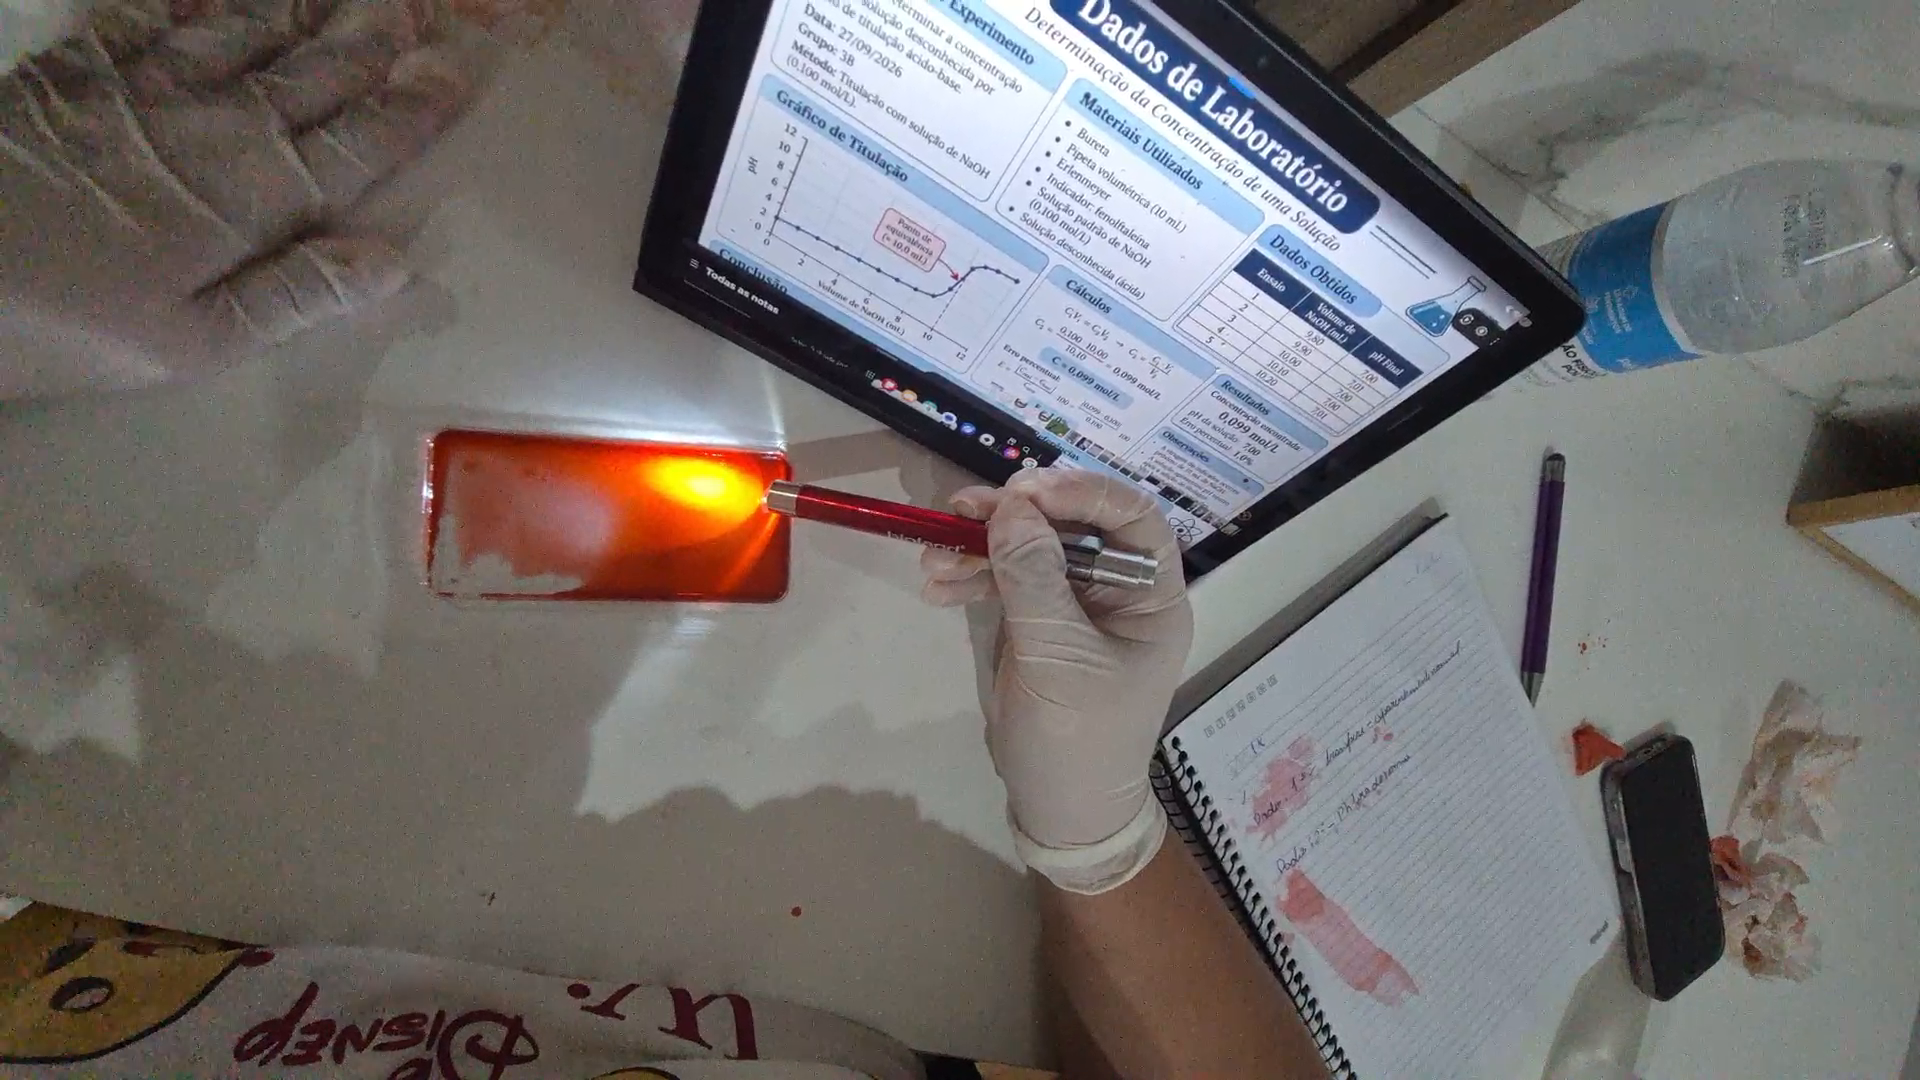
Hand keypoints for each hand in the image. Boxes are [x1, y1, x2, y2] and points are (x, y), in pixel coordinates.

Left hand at [0, 0, 467, 398]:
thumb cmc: (72, 324)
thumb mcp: (205, 339)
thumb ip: (302, 294)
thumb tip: (395, 262)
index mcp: (257, 196)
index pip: (362, 142)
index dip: (416, 105)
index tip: (459, 69)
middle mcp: (212, 126)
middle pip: (313, 75)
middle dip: (371, 40)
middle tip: (414, 7)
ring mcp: (140, 90)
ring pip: (244, 34)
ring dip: (303, 12)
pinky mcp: (76, 72)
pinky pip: (149, 16)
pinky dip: (195, 0)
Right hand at [922, 468, 1192, 849]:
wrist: (1057, 806)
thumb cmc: (1079, 737)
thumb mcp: (1059, 658)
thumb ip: (1035, 579)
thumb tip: (1011, 507)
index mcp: (1151, 595)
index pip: (1130, 518)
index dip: (1082, 493)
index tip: (1026, 489)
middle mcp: (1118, 590)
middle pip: (1071, 526)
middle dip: (1016, 515)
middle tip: (965, 507)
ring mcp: (1074, 603)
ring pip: (1032, 549)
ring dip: (981, 546)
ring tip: (932, 553)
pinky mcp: (1038, 619)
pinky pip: (1007, 581)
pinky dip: (972, 578)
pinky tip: (937, 585)